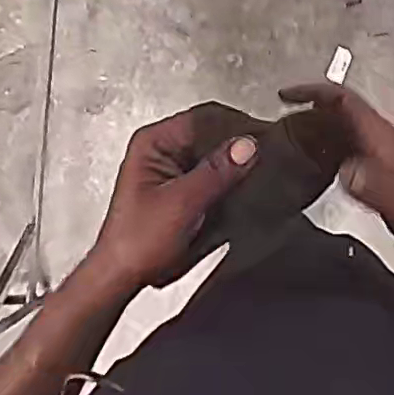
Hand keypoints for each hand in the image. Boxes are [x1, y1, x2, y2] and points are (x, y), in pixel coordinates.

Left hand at [86, 107, 258, 287]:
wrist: (123, 276)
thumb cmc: (137, 242)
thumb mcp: (181, 204)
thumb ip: (215, 172)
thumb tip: (247, 146)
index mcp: (154, 142)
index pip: (205, 118)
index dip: (237, 125)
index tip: (265, 138)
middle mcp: (164, 148)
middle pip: (213, 132)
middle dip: (240, 143)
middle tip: (270, 155)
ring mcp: (175, 166)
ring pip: (217, 152)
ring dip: (238, 162)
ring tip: (265, 170)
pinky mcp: (185, 185)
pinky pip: (216, 172)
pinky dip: (233, 177)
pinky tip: (249, 185)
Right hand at [278, 83, 393, 269]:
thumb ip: (371, 183)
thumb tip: (341, 168)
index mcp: (384, 139)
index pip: (346, 101)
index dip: (315, 92)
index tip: (286, 95)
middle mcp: (382, 143)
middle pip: (343, 113)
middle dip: (310, 111)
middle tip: (280, 124)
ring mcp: (383, 160)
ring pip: (345, 133)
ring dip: (318, 131)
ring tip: (289, 143)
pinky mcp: (383, 178)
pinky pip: (349, 154)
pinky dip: (328, 154)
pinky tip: (315, 171)